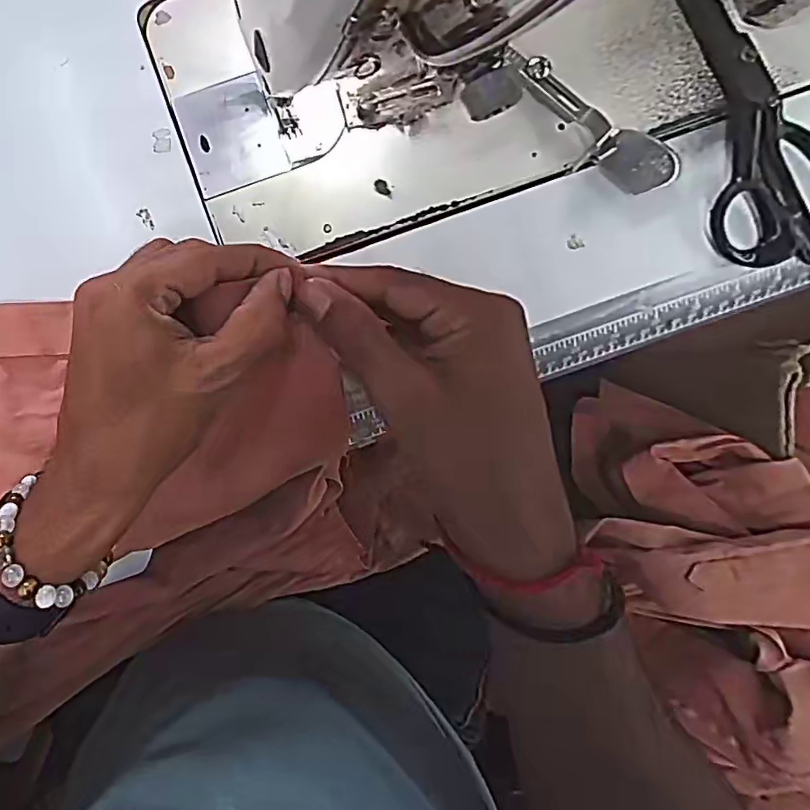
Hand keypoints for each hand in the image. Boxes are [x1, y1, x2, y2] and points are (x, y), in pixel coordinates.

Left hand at [16, 239, 296, 579]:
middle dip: (230, 274)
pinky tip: (203, 330)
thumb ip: (257, 322)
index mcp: (127, 294)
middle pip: (183, 257)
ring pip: (167, 272)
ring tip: (235, 318)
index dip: (254, 261)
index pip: (204, 256)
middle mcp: (105, 291)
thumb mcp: (216, 374)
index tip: (284, 272)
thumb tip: (276, 286)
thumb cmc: (140, 436)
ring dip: (205, 287)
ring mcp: (98, 306)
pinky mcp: (101, 323)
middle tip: (267, 296)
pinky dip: (182, 302)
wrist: (100, 475)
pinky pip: (150, 293)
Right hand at [297, 266, 577, 583]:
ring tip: (315, 324)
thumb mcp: (403, 394)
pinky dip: (382, 346)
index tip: (296, 283)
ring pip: (406, 320)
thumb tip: (318, 293)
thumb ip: (357, 336)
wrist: (513, 527)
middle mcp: (486, 319)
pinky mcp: (470, 367)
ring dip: (362, 324)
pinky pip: (416, 343)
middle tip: (299, 304)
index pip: (394, 281)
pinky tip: (349, 351)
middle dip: (348, 301)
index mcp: (479, 314)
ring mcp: (479, 344)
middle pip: (401, 296)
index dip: (339, 281)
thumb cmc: (473, 467)